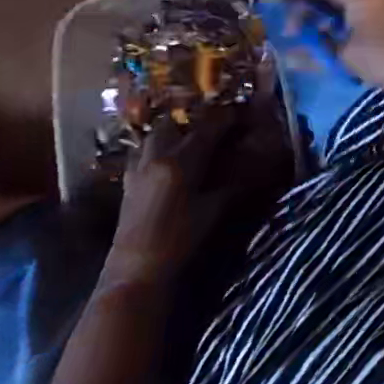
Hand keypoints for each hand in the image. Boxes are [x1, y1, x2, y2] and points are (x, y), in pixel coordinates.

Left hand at [106, 101, 235, 278]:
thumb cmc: (178, 242)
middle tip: (215, 126)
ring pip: (154, 135)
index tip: (242, 111)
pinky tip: (168, 160)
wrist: (135, 271)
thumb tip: (255, 169)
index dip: (226, 117)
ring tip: (190, 139)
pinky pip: (143, 152)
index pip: (207, 128)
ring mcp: (138, 168)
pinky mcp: (128, 182)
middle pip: (174, 122)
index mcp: (180, 161)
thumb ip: (233, 186)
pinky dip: (157, 148)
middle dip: (195, 119)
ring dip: (173, 131)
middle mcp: (156, 157)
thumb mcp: (212, 212)